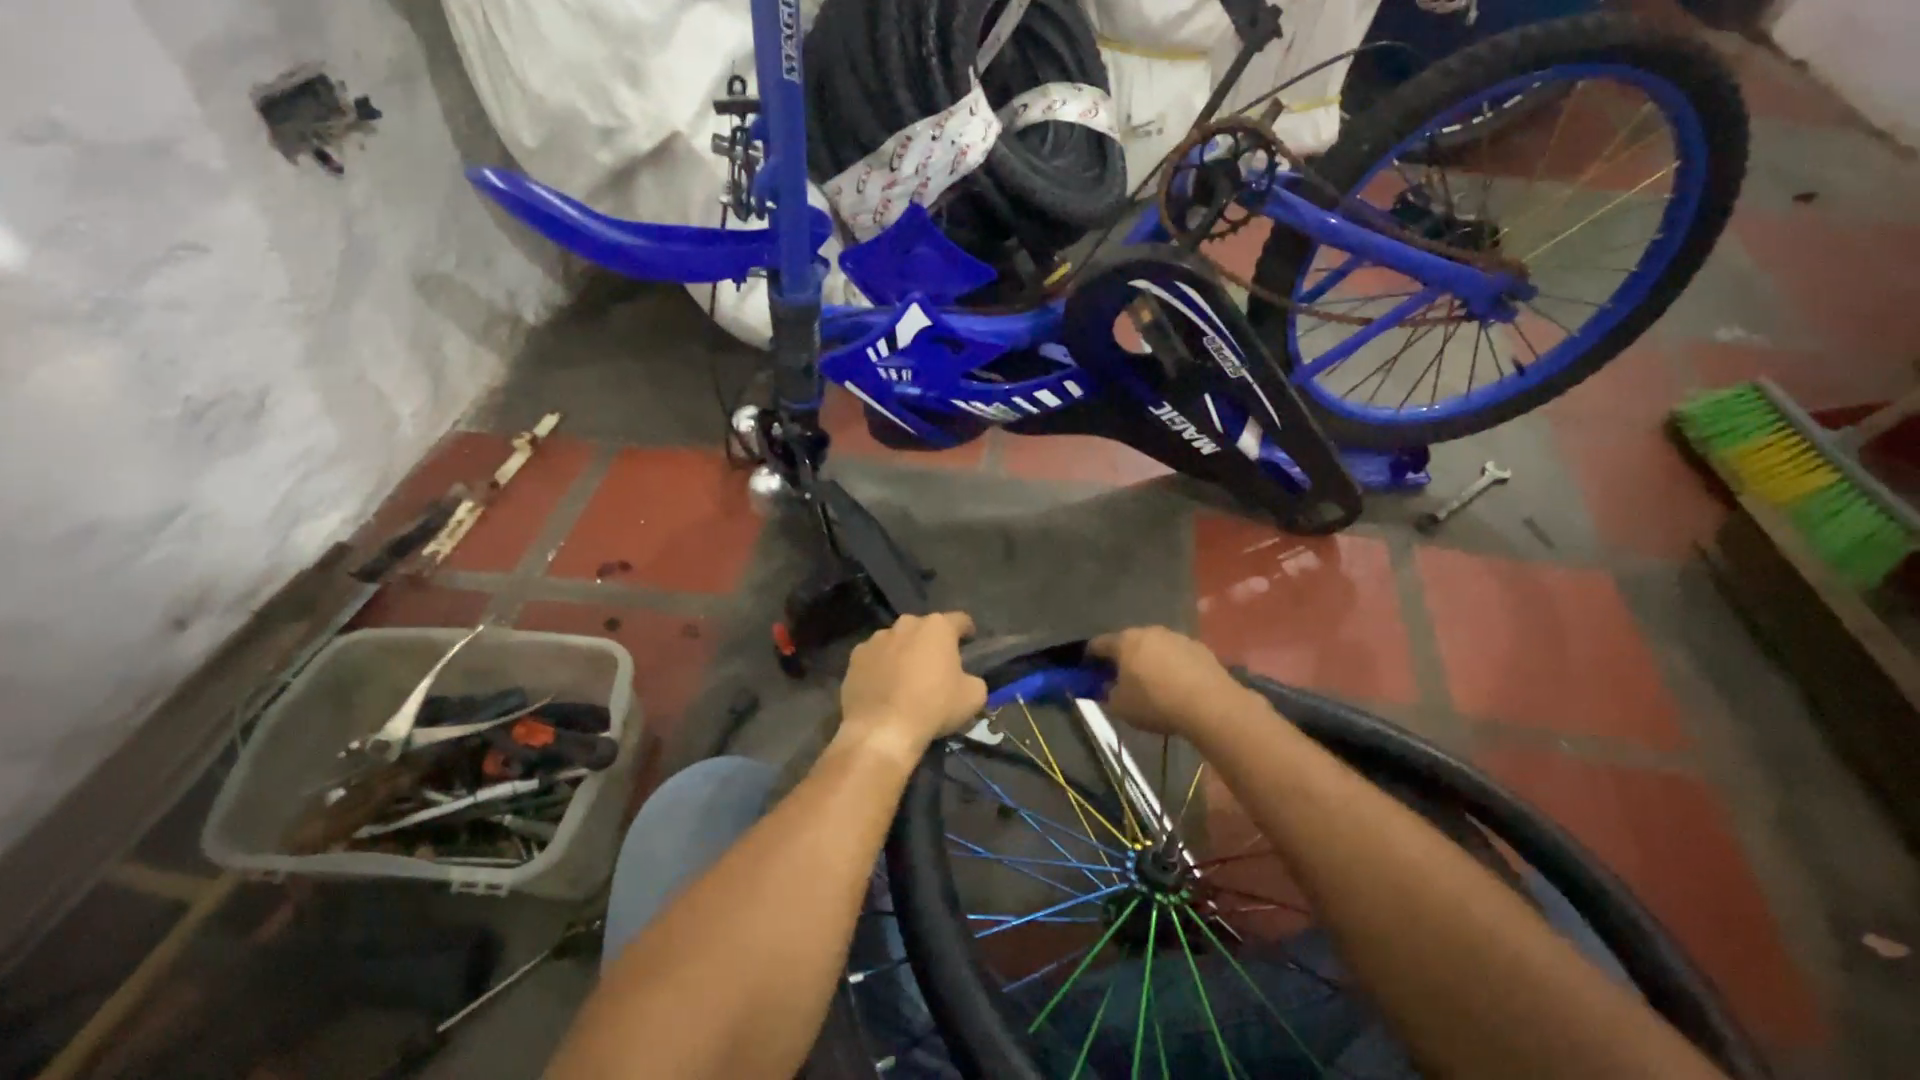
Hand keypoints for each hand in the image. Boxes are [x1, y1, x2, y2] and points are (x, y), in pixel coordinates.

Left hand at [839, 613, 987, 757]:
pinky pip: (874, 658)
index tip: (969, 642)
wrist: (882, 730)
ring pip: (896, 642)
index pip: (959, 620)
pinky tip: (883, 689)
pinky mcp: (855, 658)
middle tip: (935, 666)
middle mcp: (905, 625)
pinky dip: (880, 668)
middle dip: (930, 643)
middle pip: (923, 629)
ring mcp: (875, 640)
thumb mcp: (973, 697)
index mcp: (937, 627)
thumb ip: (973, 680)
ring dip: (903, 653)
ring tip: (906, 679)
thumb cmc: (934, 706)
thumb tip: (966, 680)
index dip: (967, 630)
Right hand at [1090, 627, 1257, 736]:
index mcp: (1125, 642)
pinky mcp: (1199, 647)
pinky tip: (1177, 686)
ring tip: (1152, 684)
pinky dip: (1172, 666)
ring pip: (1155, 647)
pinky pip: (1177, 655)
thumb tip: (1106, 688)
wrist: (1209, 704)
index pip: (1098, 643)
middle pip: (1128, 642)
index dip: (1089, 656)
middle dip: (1122, 658)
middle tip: (1120, 679)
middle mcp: (1149, 631)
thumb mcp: (1120, 707)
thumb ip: (1107, 694)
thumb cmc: (1156, 703)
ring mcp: (1177, 637)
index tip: (1087, 670)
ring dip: (1149, 660)